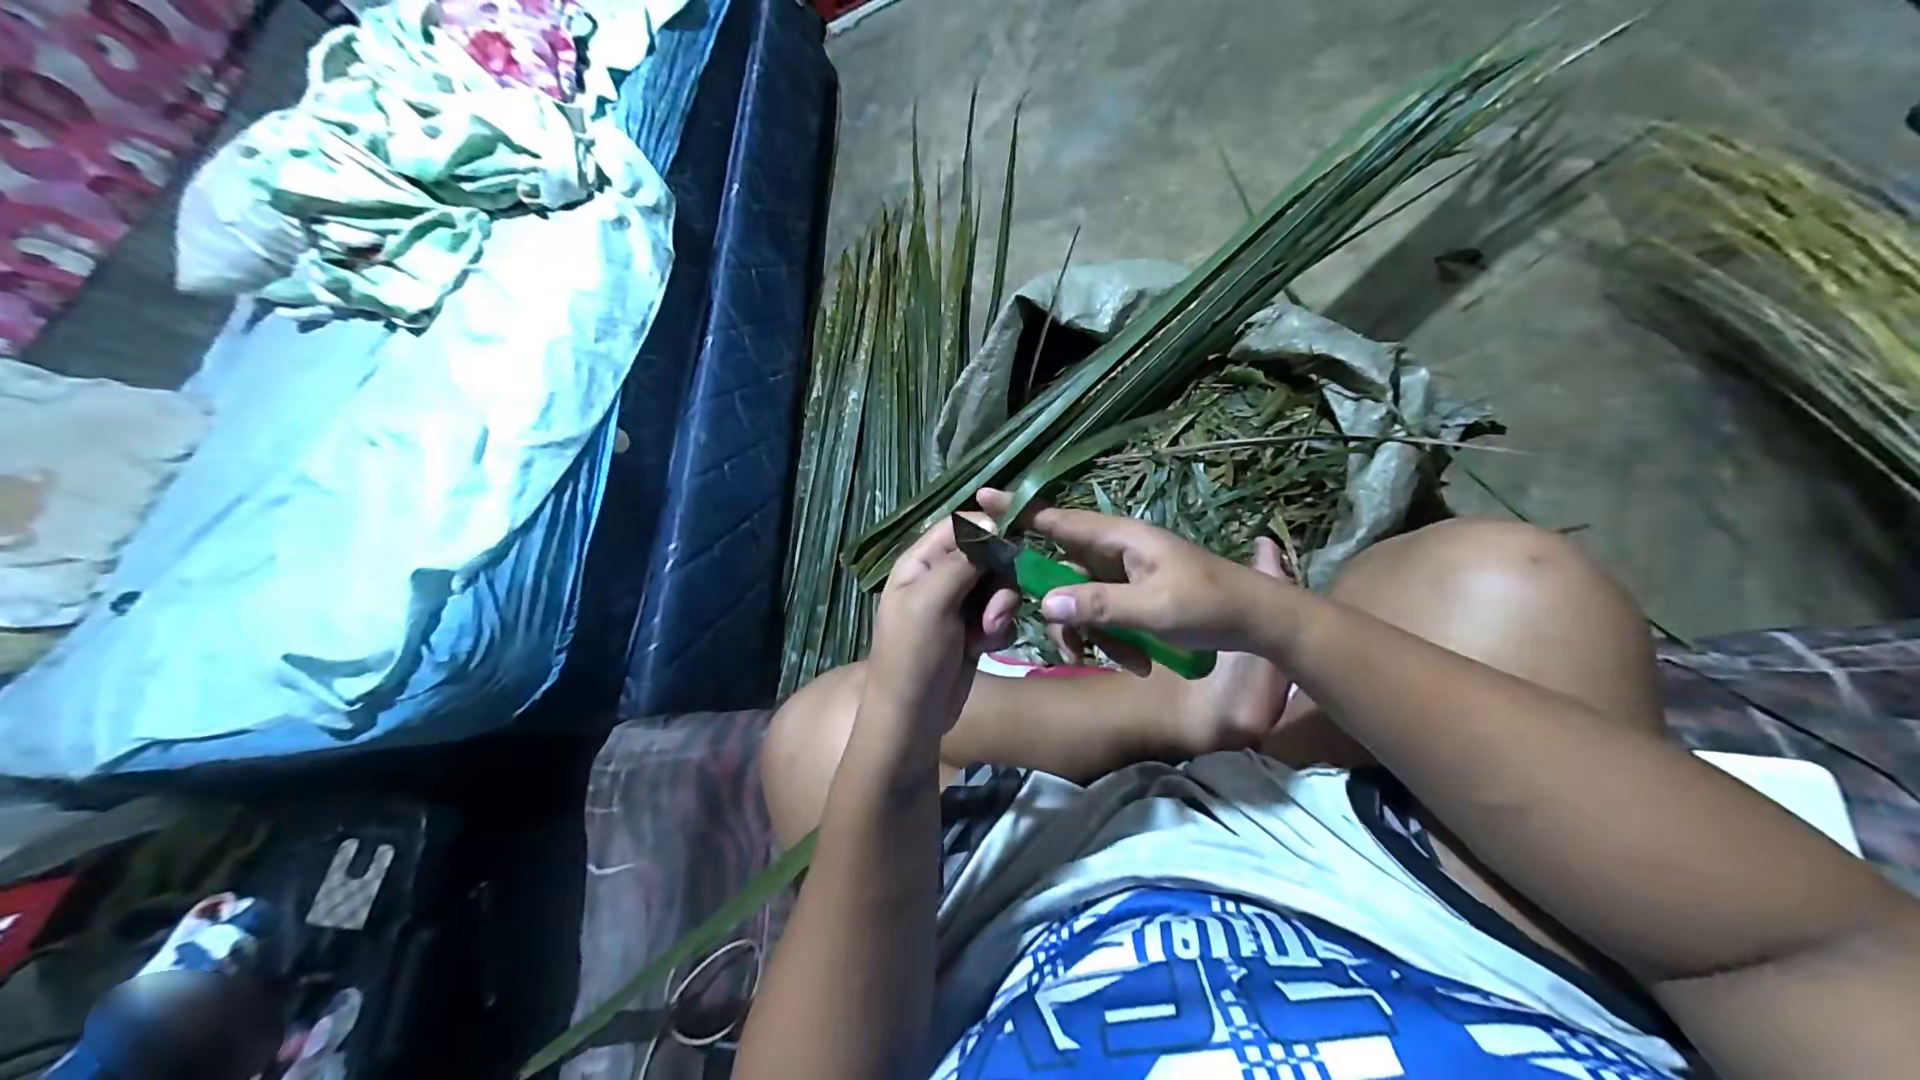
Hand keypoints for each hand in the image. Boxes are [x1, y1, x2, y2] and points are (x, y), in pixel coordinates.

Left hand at [861, 516, 1019, 741]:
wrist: (915, 717)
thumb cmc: (913, 655)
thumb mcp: (930, 600)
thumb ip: (961, 561)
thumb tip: (991, 525)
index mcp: (919, 563)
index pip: (958, 527)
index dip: (986, 531)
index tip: (1010, 546)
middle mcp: (940, 579)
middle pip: (987, 557)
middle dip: (997, 582)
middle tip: (991, 611)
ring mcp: (959, 606)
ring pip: (1000, 587)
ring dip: (1000, 609)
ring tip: (985, 635)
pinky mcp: (976, 631)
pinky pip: (1003, 616)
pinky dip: (999, 631)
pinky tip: (984, 649)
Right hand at [977, 488, 1286, 655]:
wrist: (1258, 621)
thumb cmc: (1211, 605)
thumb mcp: (1156, 609)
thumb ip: (1101, 605)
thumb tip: (1045, 603)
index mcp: (1120, 539)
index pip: (1059, 519)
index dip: (1019, 509)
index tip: (982, 497)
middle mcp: (1115, 551)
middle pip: (1061, 571)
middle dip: (1062, 610)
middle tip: (1070, 645)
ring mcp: (1123, 574)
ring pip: (1079, 600)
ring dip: (1089, 633)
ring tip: (1119, 661)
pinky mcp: (1131, 595)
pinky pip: (1100, 614)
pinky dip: (1107, 639)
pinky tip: (1131, 662)